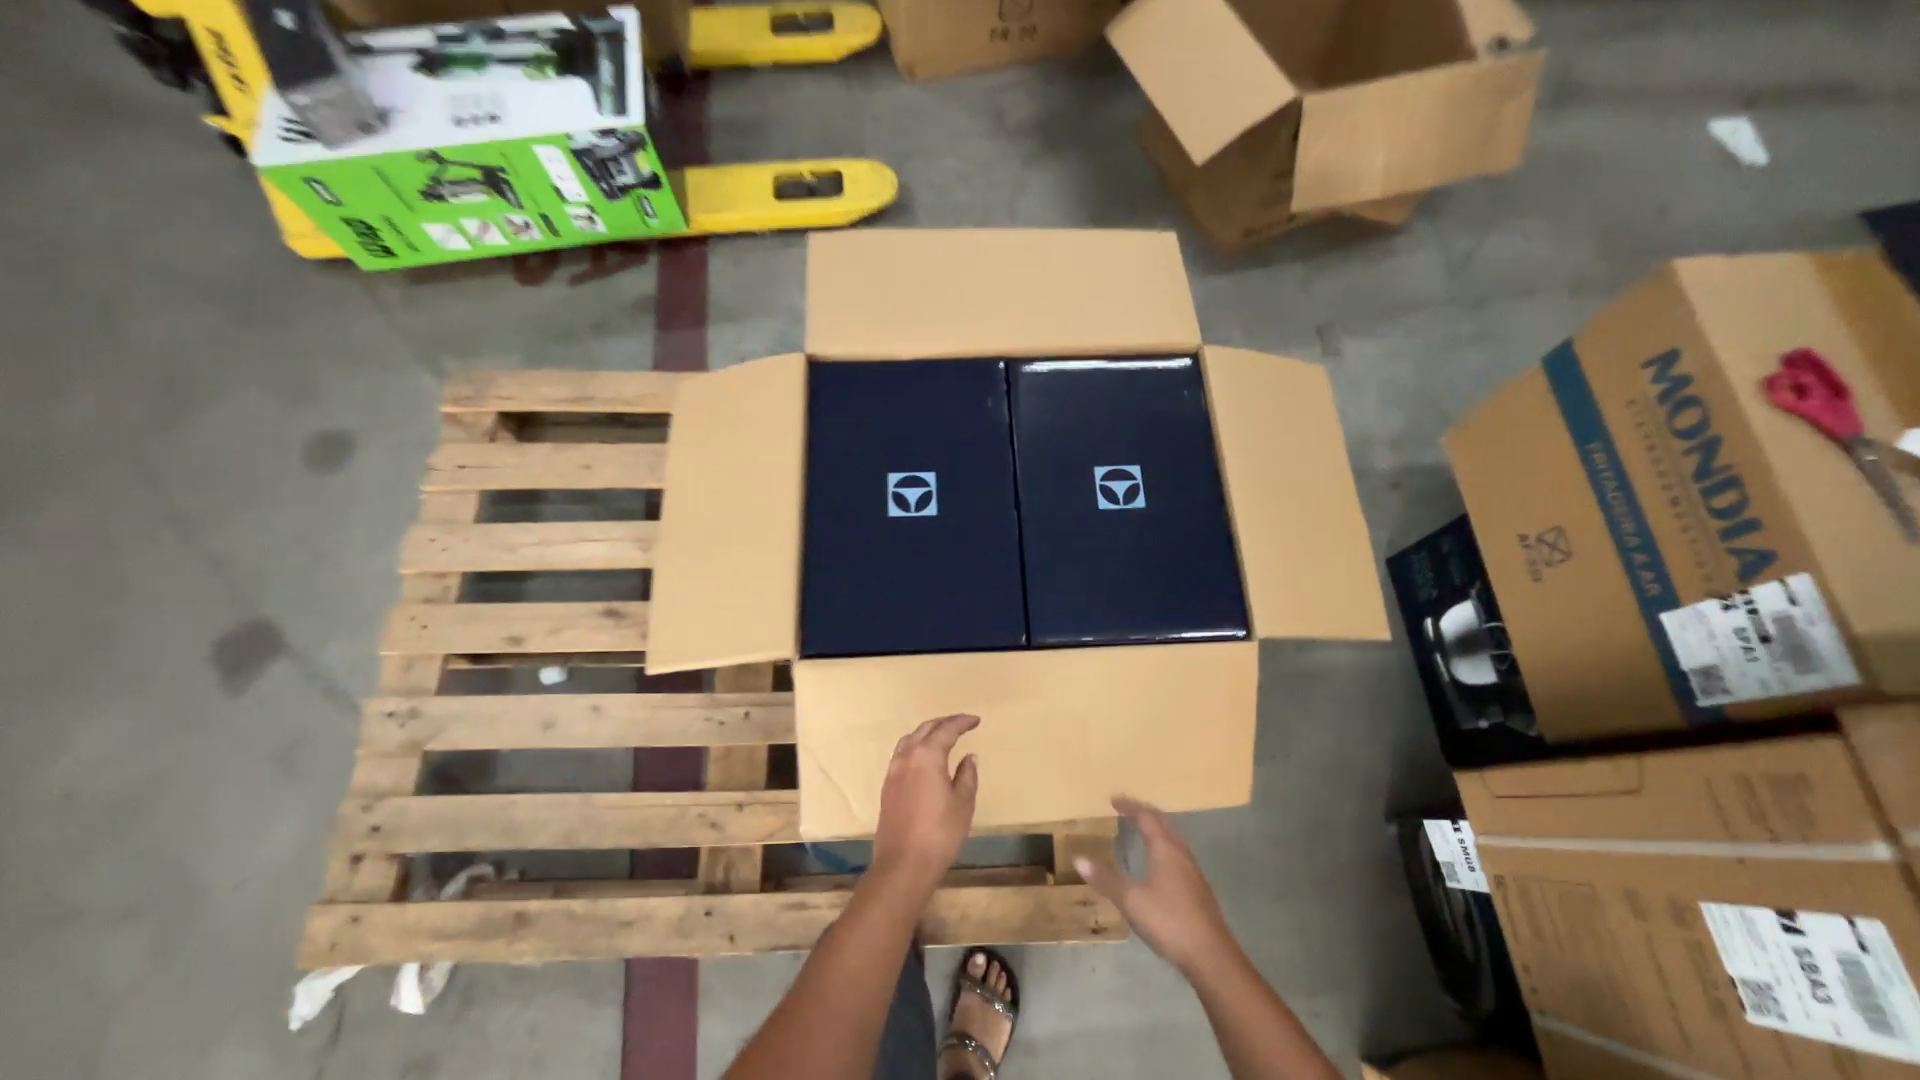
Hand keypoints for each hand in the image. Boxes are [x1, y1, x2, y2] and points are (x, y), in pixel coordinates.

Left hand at [870, 714, 980, 898]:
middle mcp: (906, 757)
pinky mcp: (887, 787)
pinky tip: (925, 758)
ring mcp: (893, 772)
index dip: (962, 722)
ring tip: (943, 736)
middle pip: (925, 729)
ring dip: (927, 733)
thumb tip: (969, 757)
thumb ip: (967, 775)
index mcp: (927, 756)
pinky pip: (902, 755)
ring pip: (909, 740)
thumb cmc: (940, 832)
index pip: (946, 730)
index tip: (976, 721)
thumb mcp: (963, 803)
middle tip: (961, 723)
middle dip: (944, 723)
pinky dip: (916, 747)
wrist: (904, 863)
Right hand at [1076, 796, 1236, 975]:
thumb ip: (1106, 879)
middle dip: (1146, 813)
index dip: (1130, 807)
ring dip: (1158, 830)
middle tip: (1128, 810)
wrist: (1210, 954)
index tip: (1114, 800)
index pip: (1147, 818)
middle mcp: (1182, 855)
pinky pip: (1179, 856)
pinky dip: (1165, 848)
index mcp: (1166, 849)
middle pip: (1164, 824)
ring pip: (1174, 840)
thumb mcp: (1131, 900)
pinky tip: (1159, 866)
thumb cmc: (1168, 920)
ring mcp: (1193, 873)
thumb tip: (1079, 859)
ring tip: (1143, 832)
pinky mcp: (1198, 890)